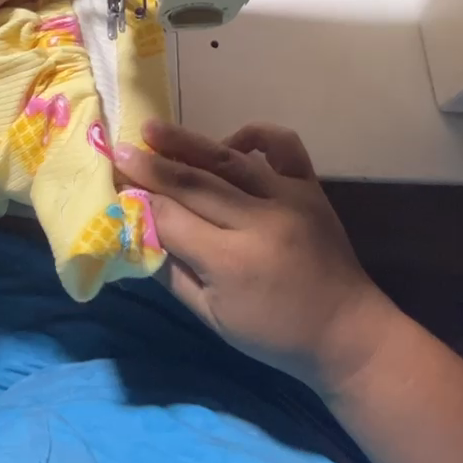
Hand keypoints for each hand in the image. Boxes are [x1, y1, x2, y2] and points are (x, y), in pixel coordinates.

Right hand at [116, 120, 404, 391]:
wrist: (347, 333)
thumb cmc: (272, 334)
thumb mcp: (210, 316)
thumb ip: (170, 271)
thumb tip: (136, 230)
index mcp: (233, 261)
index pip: (172, 219)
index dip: (140, 203)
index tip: (114, 186)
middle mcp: (261, 221)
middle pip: (193, 184)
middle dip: (151, 167)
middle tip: (119, 151)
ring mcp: (289, 198)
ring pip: (228, 159)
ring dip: (186, 141)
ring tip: (152, 128)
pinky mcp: (310, 188)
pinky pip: (283, 146)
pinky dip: (254, 134)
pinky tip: (227, 141)